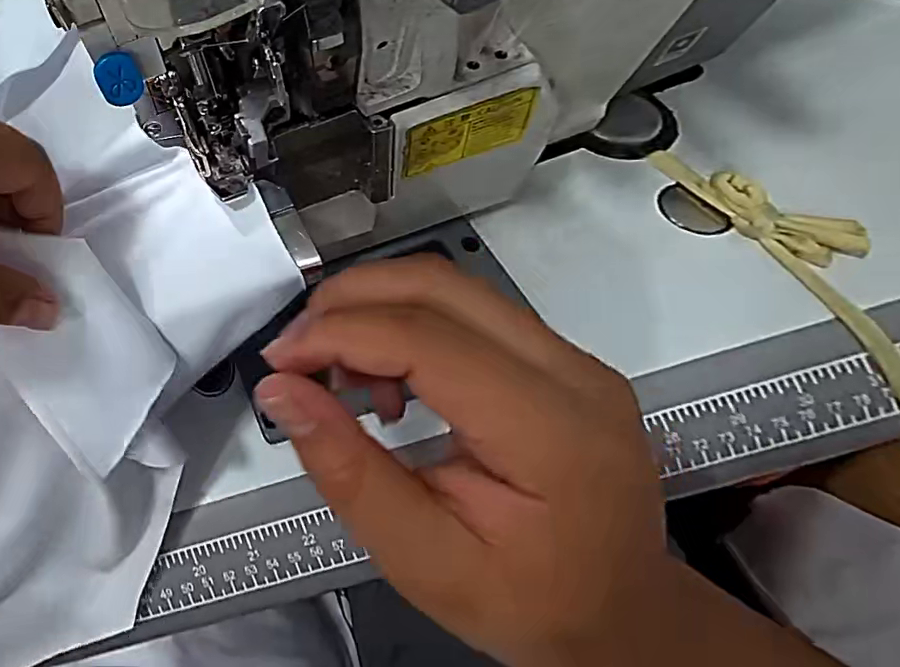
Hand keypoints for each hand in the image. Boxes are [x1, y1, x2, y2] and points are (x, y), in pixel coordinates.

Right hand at [253, 257, 833, 666]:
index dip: (338, 334)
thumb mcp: (422, 559)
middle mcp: (570, 372)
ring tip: (333, 363)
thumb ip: (346, 471)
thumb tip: (280, 390)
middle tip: (297, 350)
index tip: (279, 361)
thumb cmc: (528, 600)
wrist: (620, 617)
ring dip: (369, 303)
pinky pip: (457, 302)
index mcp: (550, 431)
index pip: (425, 340)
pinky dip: (397, 316)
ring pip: (442, 282)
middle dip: (346, 301)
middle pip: (434, 285)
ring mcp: (567, 354)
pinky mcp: (551, 350)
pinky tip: (381, 371)